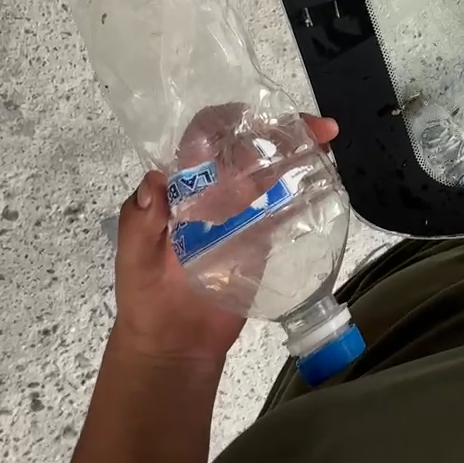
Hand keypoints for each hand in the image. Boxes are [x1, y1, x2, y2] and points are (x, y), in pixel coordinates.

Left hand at [110, 115, 339, 365]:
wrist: (176, 344)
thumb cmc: (148, 298)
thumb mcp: (135, 258)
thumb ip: (140, 223)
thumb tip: (154, 181)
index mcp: (183, 187)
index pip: (206, 137)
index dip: (231, 119)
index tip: (258, 118)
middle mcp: (216, 190)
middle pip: (250, 146)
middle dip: (281, 129)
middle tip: (315, 129)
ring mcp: (244, 210)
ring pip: (273, 168)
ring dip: (301, 149)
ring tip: (327, 141)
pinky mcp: (265, 234)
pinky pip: (287, 202)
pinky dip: (308, 185)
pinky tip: (327, 176)